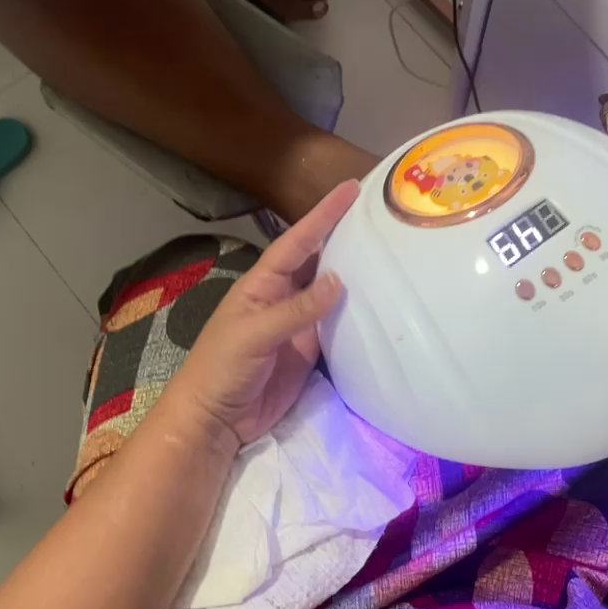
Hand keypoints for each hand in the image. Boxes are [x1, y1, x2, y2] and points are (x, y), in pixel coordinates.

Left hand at [158, 179, 357, 451]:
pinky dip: (358, 314)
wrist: (217, 419)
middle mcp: (284, 297)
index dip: (323, 215)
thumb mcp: (253, 334)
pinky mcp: (311, 352)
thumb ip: (296, 310)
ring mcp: (299, 325)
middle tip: (380, 214)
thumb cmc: (222, 368)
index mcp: (263, 283)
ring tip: (390, 251)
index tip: (351, 189)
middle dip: (344, 236)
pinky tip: (381, 303)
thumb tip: (338, 280)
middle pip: (319, 260)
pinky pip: (339, 326)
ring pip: (332, 292)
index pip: (298, 241)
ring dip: (356, 274)